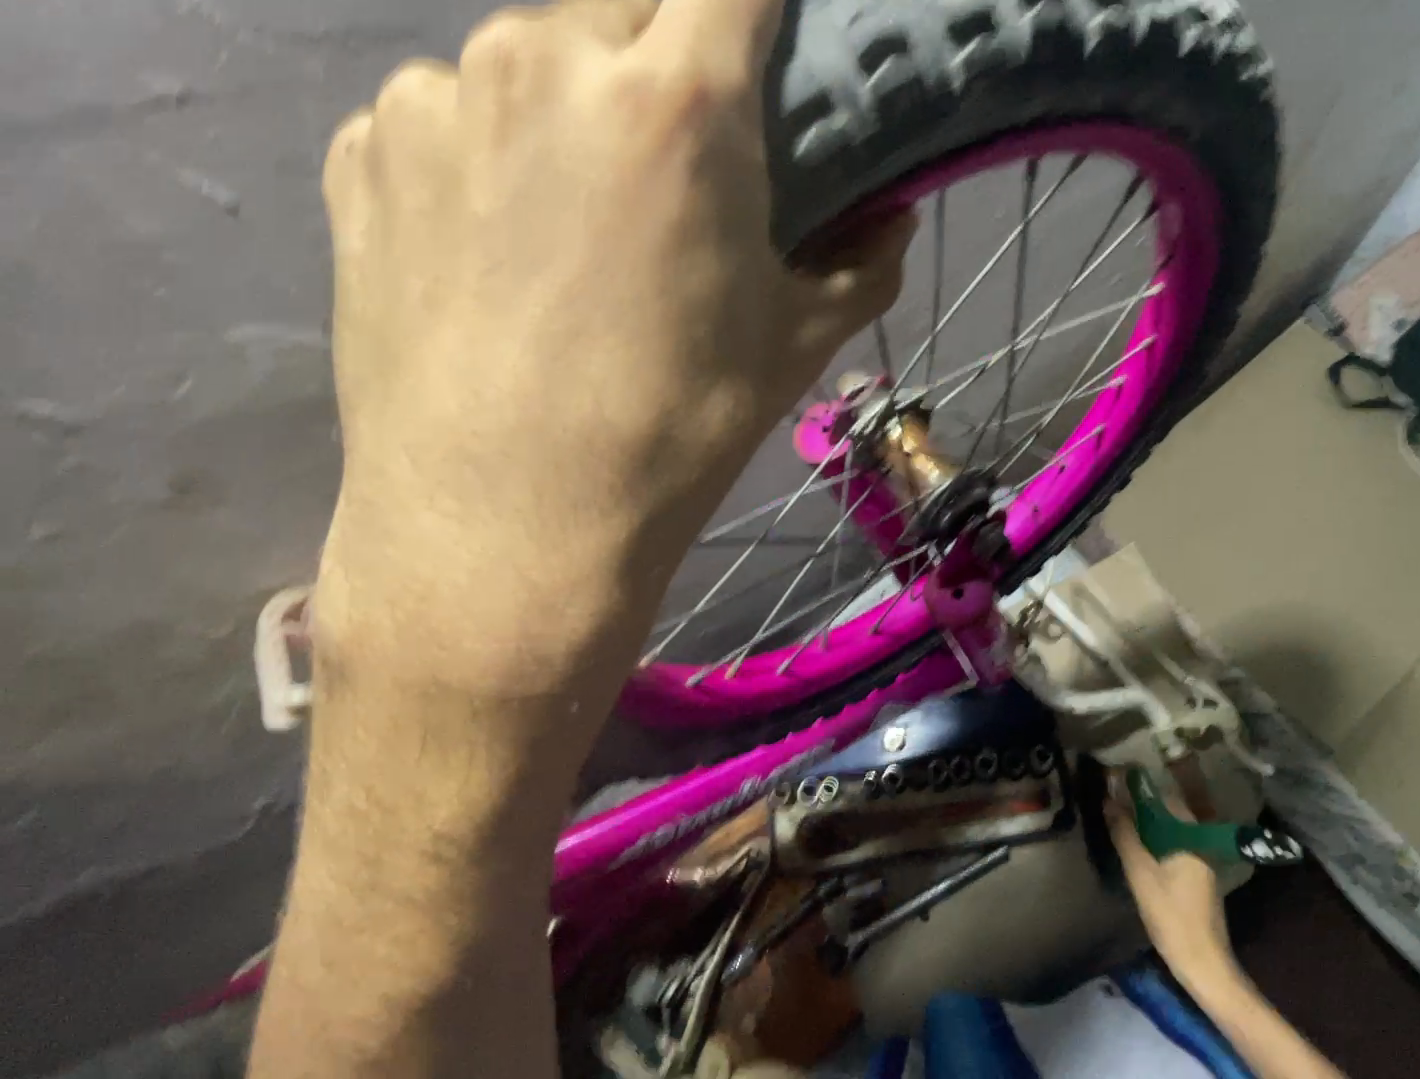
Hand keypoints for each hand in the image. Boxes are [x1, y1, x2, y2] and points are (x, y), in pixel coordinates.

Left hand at [313, 0, 912, 753]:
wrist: (509, 523)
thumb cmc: (679, 427)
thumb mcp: (798, 342)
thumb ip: (864, 258)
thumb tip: (893, 214)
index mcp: (680, 99)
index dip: (754, 7)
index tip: (760, 52)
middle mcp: (549, 57)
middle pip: (627, 5)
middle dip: (664, 59)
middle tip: (676, 161)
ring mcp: (439, 97)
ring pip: (531, 61)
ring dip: (570, 111)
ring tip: (576, 226)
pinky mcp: (364, 151)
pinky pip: (448, 118)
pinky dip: (484, 158)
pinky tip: (496, 255)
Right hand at [1106, 775, 1235, 984]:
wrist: (1203, 963)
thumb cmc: (1171, 915)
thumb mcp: (1141, 874)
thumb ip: (1125, 836)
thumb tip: (1108, 801)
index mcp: (1190, 836)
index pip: (1165, 798)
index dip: (1140, 786)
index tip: (1116, 776)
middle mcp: (1199, 843)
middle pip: (1168, 813)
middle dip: (1142, 803)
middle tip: (1112, 794)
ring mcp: (1200, 861)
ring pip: (1170, 831)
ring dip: (1147, 822)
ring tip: (1118, 815)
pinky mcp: (1195, 878)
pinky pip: (1172, 847)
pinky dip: (1154, 841)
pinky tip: (1137, 847)